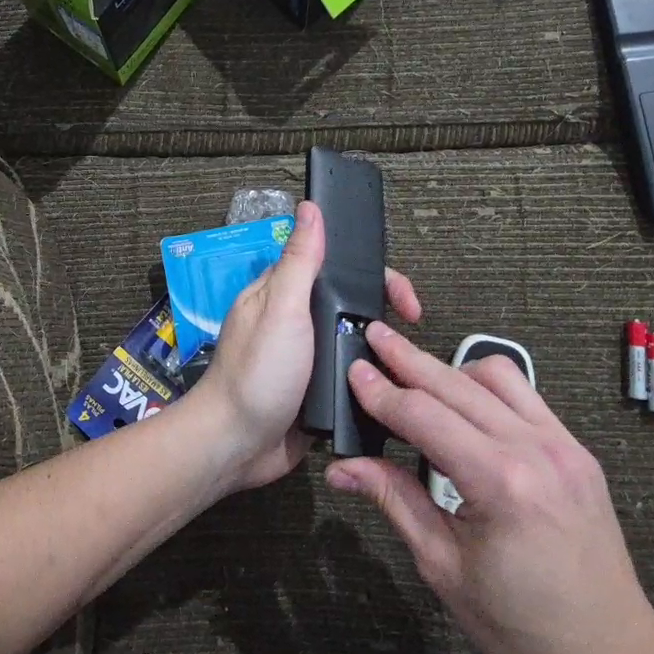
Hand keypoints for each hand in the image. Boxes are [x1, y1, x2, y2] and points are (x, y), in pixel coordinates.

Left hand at [191, 200, 422, 493]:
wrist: (238, 446)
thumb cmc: (257, 371)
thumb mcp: (281, 308)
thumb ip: (300, 261)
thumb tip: (311, 207)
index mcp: (284, 291)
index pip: (336, 266)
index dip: (372, 273)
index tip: (403, 295)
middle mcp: (297, 319)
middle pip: (352, 303)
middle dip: (385, 311)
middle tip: (414, 328)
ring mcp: (307, 356)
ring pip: (355, 340)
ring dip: (381, 347)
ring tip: (412, 362)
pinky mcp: (316, 391)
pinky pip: (351, 375)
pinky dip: (370, 376)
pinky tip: (394, 385)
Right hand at [324, 323, 653, 653]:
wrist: (606, 649)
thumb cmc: (519, 622)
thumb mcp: (443, 565)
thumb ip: (395, 500)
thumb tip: (342, 468)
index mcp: (500, 483)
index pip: (424, 415)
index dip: (381, 392)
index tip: (353, 370)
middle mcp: (536, 449)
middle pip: (455, 383)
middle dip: (408, 358)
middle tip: (374, 337)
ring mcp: (563, 444)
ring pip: (496, 374)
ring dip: (451, 367)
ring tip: (417, 374)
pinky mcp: (577, 448)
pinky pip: (526, 395)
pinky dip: (487, 386)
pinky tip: (464, 399)